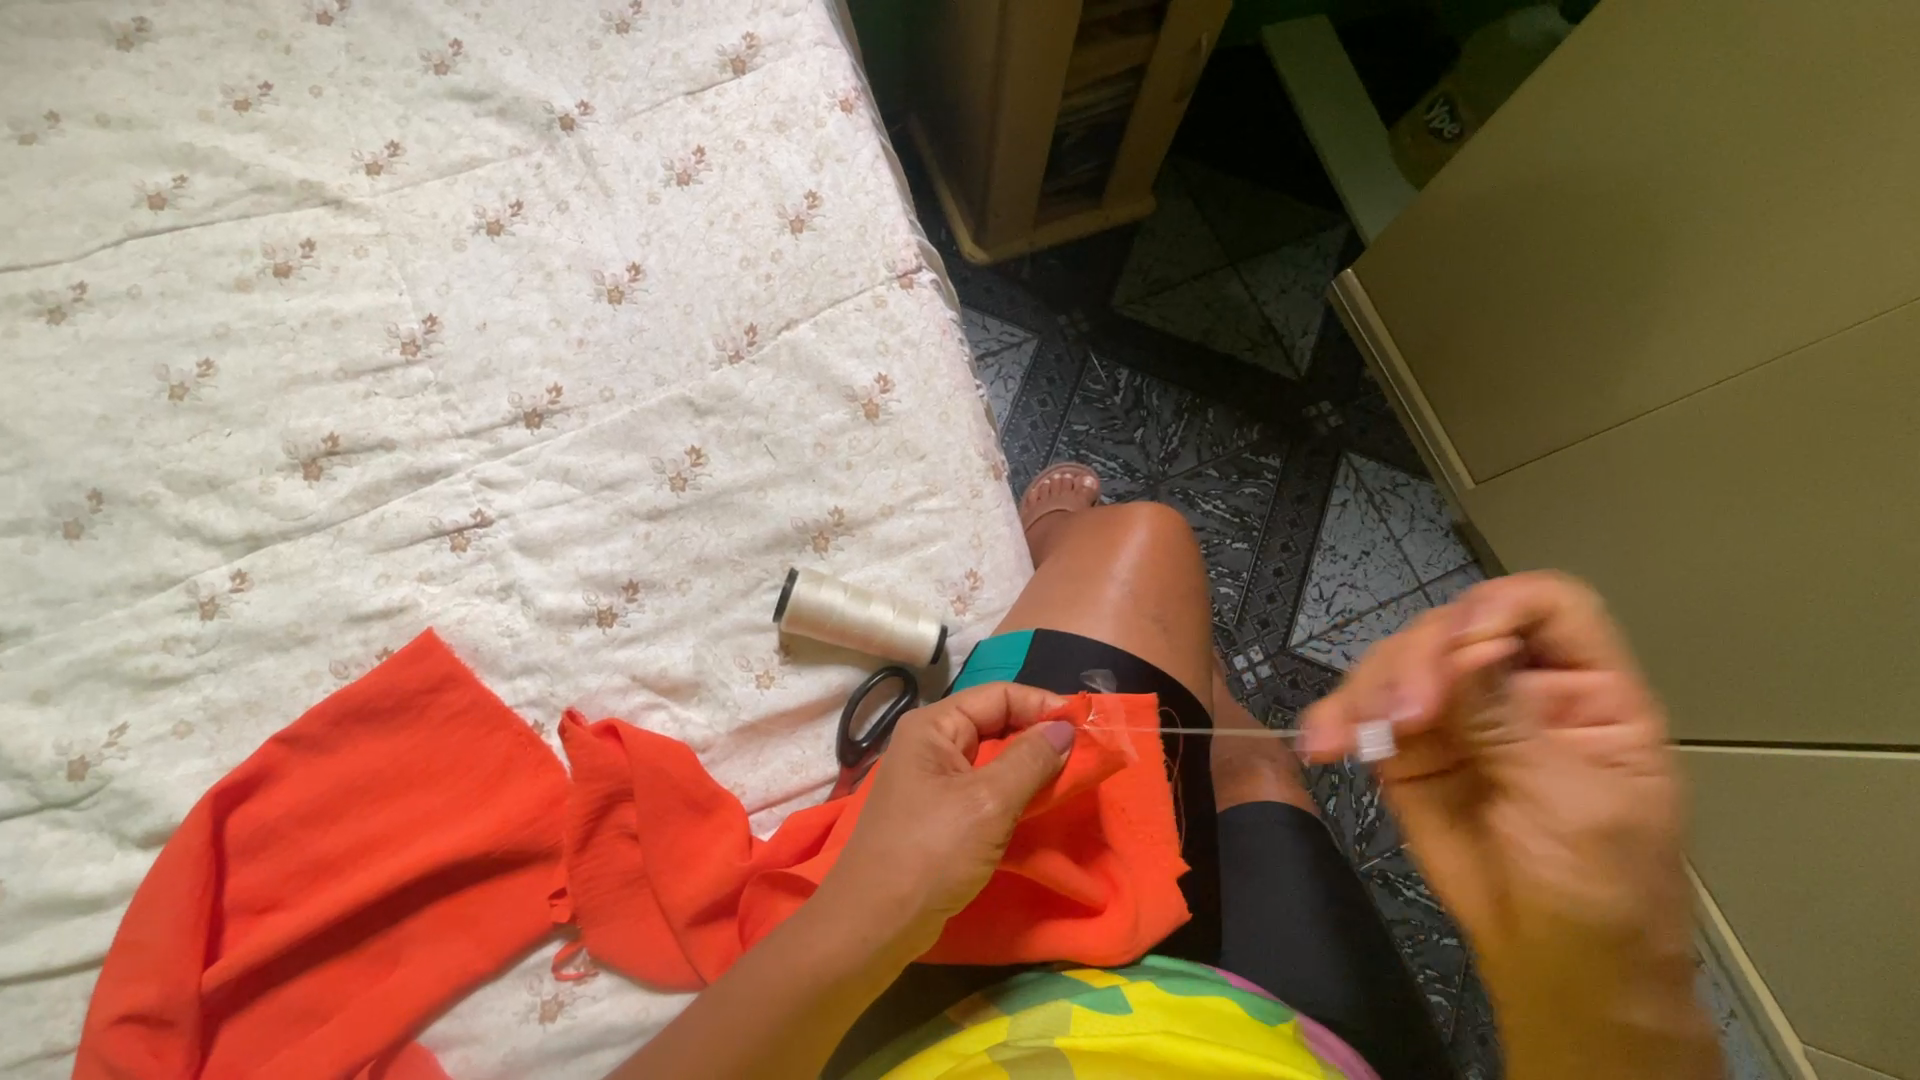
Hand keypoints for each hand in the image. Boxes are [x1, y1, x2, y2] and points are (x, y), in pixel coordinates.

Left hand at [814, 682, 1076, 959]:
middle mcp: (932, 745)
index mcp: (934, 726)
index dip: (1043, 705)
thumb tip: (1066, 727)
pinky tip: (1044, 807)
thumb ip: (1031, 759)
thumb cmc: (931, 852)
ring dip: (1033, 768)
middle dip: (1041, 737)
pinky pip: (987, 791)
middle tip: (1088, 754)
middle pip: (997, 724)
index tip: (1086, 726)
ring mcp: (935, 781)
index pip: (999, 695)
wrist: (876, 923)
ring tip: (1075, 779)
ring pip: (995, 760)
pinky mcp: (942, 815)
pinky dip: (1017, 795)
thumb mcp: (988, 802)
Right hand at [1302, 572, 1717, 1077]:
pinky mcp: (1402, 747)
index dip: (1502, 607)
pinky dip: (1333, 719)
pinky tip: (1323, 743)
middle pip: (1451, 629)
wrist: (1553, 963)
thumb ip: (1510, 722)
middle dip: (1416, 663)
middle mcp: (1511, 685)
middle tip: (1404, 718)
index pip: (1547, 607)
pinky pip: (1358, 712)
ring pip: (1394, 663)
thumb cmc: (1600, 889)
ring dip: (1364, 691)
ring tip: (1348, 739)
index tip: (1462, 648)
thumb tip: (1465, 647)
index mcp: (1583, 690)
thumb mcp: (1574, 804)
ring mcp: (1453, 714)